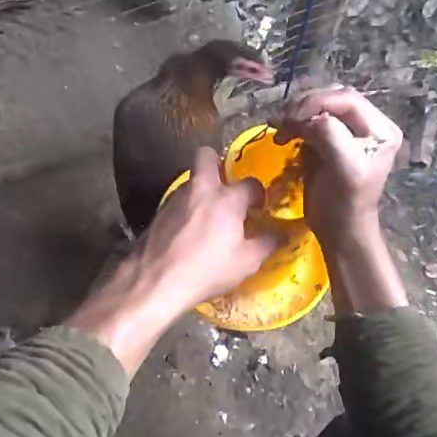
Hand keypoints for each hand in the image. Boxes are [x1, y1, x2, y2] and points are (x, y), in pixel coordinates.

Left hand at [137, 148, 282, 310]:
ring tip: (208, 216)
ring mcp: (175, 198)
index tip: (258, 207)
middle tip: (226, 187)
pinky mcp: (158, 212)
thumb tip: (281, 234)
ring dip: (201, 190)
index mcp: (227, 199)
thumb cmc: (207, 270)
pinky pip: (177, 201)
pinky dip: (186, 209)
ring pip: (190, 180)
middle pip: (206, 155)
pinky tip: (188, 232)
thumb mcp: (246, 263)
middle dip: (217, 163)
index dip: (258, 194)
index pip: (250, 183)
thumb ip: (267, 244)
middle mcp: (200, 190)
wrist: (155, 281)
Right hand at [275, 87, 407, 313]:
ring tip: (279, 128)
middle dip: (305, 105)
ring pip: (318, 106)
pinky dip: (294, 124)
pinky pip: (310, 120)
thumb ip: (330, 135)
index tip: (292, 118)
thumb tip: (307, 119)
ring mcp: (347, 130)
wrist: (339, 230)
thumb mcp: (345, 168)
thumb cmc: (346, 203)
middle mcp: (367, 124)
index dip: (318, 101)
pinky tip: (283, 135)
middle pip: (332, 97)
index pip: (347, 98)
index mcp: (381, 128)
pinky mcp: (329, 139)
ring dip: (296, 114)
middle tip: (281, 121)